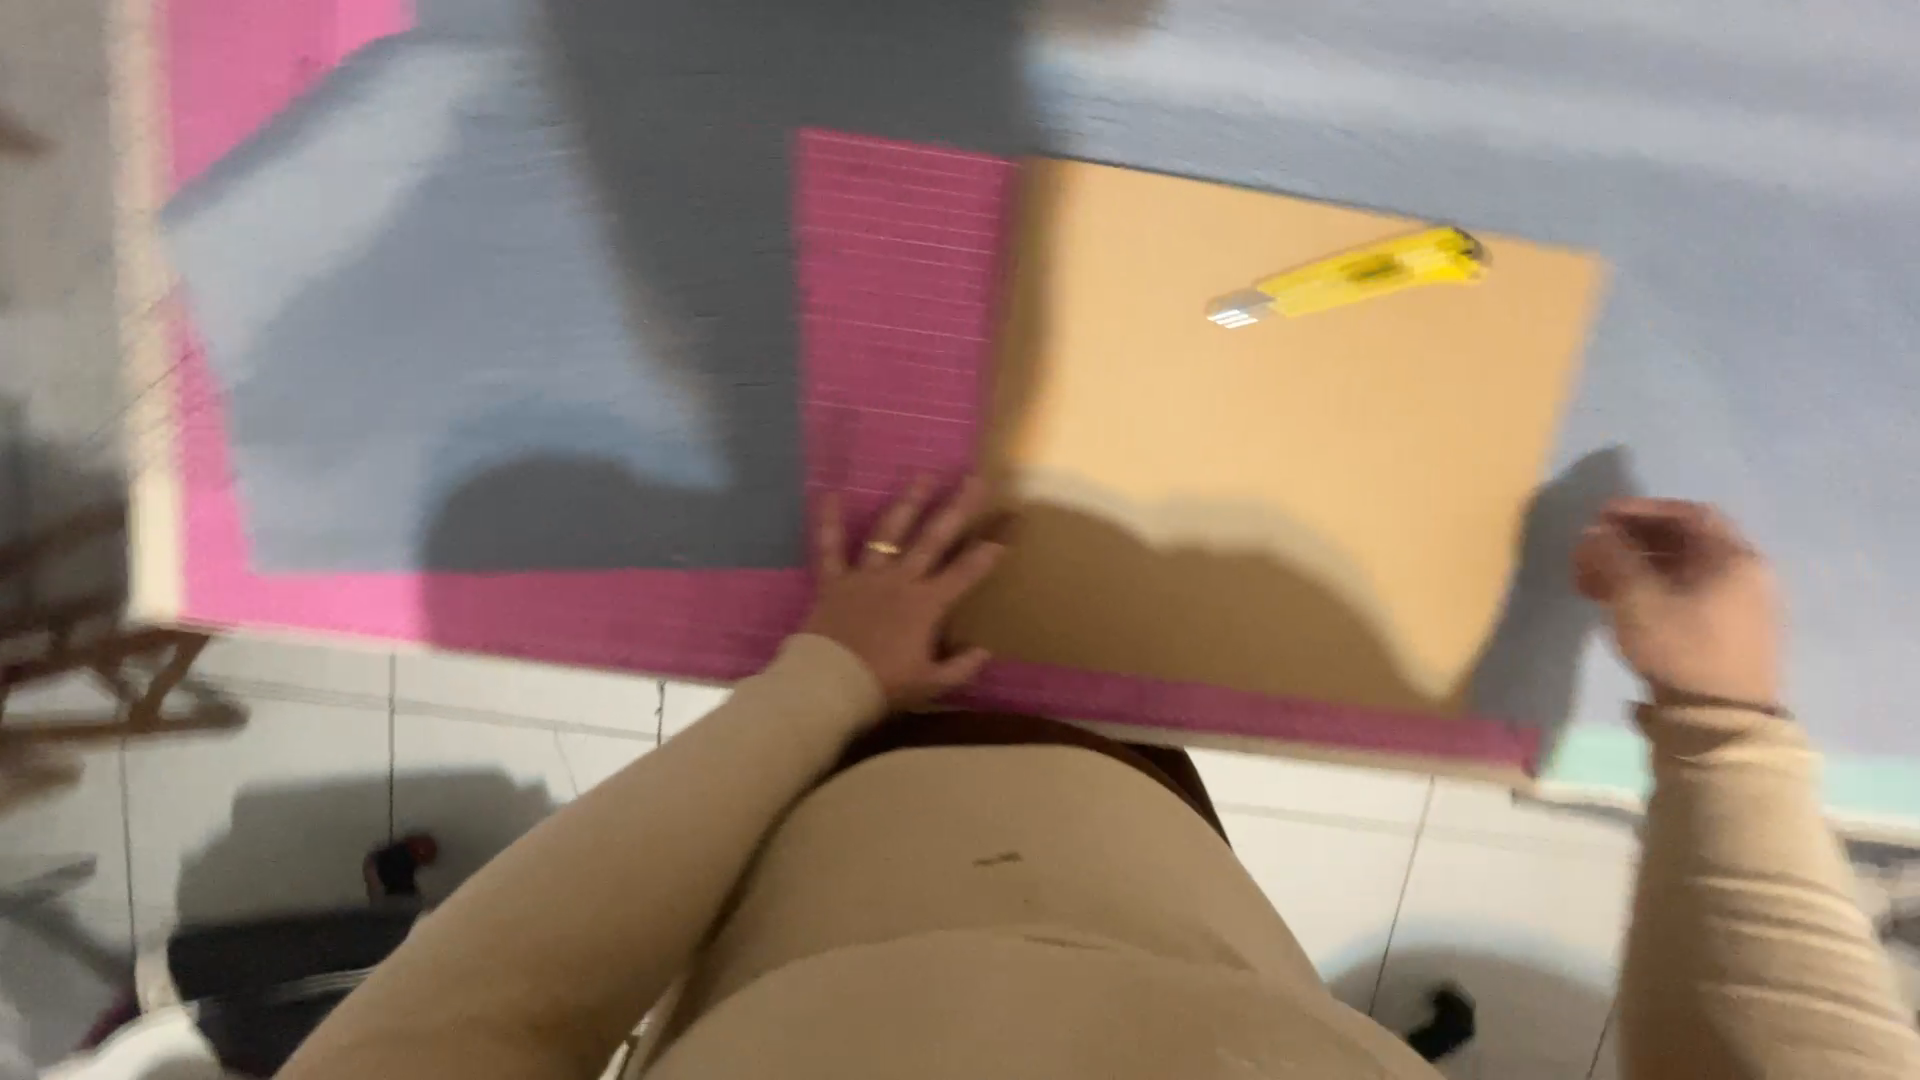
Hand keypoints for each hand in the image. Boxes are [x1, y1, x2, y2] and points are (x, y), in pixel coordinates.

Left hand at [802, 476, 1005, 708]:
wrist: (830, 685)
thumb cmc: (883, 685)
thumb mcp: (929, 685)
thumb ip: (960, 668)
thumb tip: (984, 652)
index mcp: (926, 605)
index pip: (965, 573)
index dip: (987, 553)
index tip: (1005, 532)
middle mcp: (900, 581)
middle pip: (934, 539)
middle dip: (957, 509)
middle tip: (975, 480)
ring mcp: (866, 576)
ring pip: (890, 533)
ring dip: (908, 504)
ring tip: (924, 476)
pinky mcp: (834, 581)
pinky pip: (830, 548)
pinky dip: (829, 522)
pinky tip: (830, 494)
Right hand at [1573, 497, 1780, 707]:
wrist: (1719, 711)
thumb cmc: (1679, 644)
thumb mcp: (1636, 596)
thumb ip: (1613, 557)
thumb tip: (1594, 532)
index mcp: (1731, 558)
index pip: (1687, 514)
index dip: (1640, 510)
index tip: (1599, 517)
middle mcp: (1742, 572)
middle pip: (1681, 540)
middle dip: (1628, 540)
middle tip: (1588, 550)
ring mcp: (1737, 600)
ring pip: (1677, 566)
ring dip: (1631, 565)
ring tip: (1590, 579)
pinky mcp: (1724, 624)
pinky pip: (1681, 589)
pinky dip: (1645, 585)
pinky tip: (1614, 599)